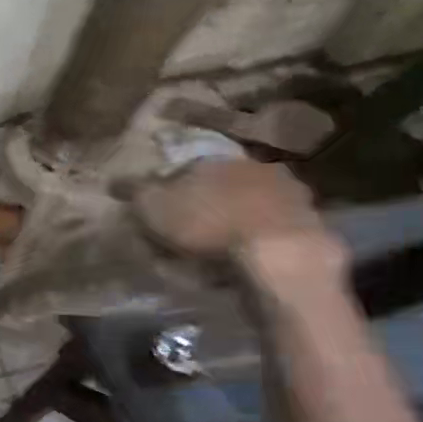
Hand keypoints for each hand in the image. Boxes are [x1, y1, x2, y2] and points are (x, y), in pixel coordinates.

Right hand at [128, 158, 323, 258]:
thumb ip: (134, 192)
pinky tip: (246, 260)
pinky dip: (259, 242)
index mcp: (217, 161)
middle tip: (188, 235)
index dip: (169, 192)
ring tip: (218, 252)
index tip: (159, 217)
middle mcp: (256, 168)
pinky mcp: (310, 223)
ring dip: (236, 223)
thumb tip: (112, 180)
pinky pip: (273, 231)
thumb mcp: (155, 207)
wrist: (278, 252)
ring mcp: (289, 194)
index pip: (186, 170)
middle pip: (222, 186)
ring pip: (252, 205)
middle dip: (206, 206)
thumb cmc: (207, 223)